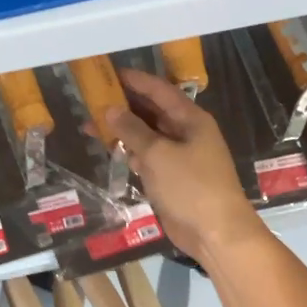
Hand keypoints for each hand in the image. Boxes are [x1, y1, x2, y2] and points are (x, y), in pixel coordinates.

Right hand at [104, 68, 264, 261]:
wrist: (215, 232)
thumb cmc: (191, 186)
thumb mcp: (158, 154)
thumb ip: (132, 130)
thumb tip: (110, 109)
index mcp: (191, 119)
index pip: (160, 91)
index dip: (135, 80)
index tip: (109, 74)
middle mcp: (186, 133)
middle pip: (152, 111)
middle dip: (124, 105)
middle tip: (92, 99)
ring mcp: (179, 156)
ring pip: (147, 135)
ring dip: (122, 130)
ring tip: (91, 124)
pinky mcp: (171, 177)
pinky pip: (147, 156)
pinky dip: (130, 152)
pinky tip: (109, 150)